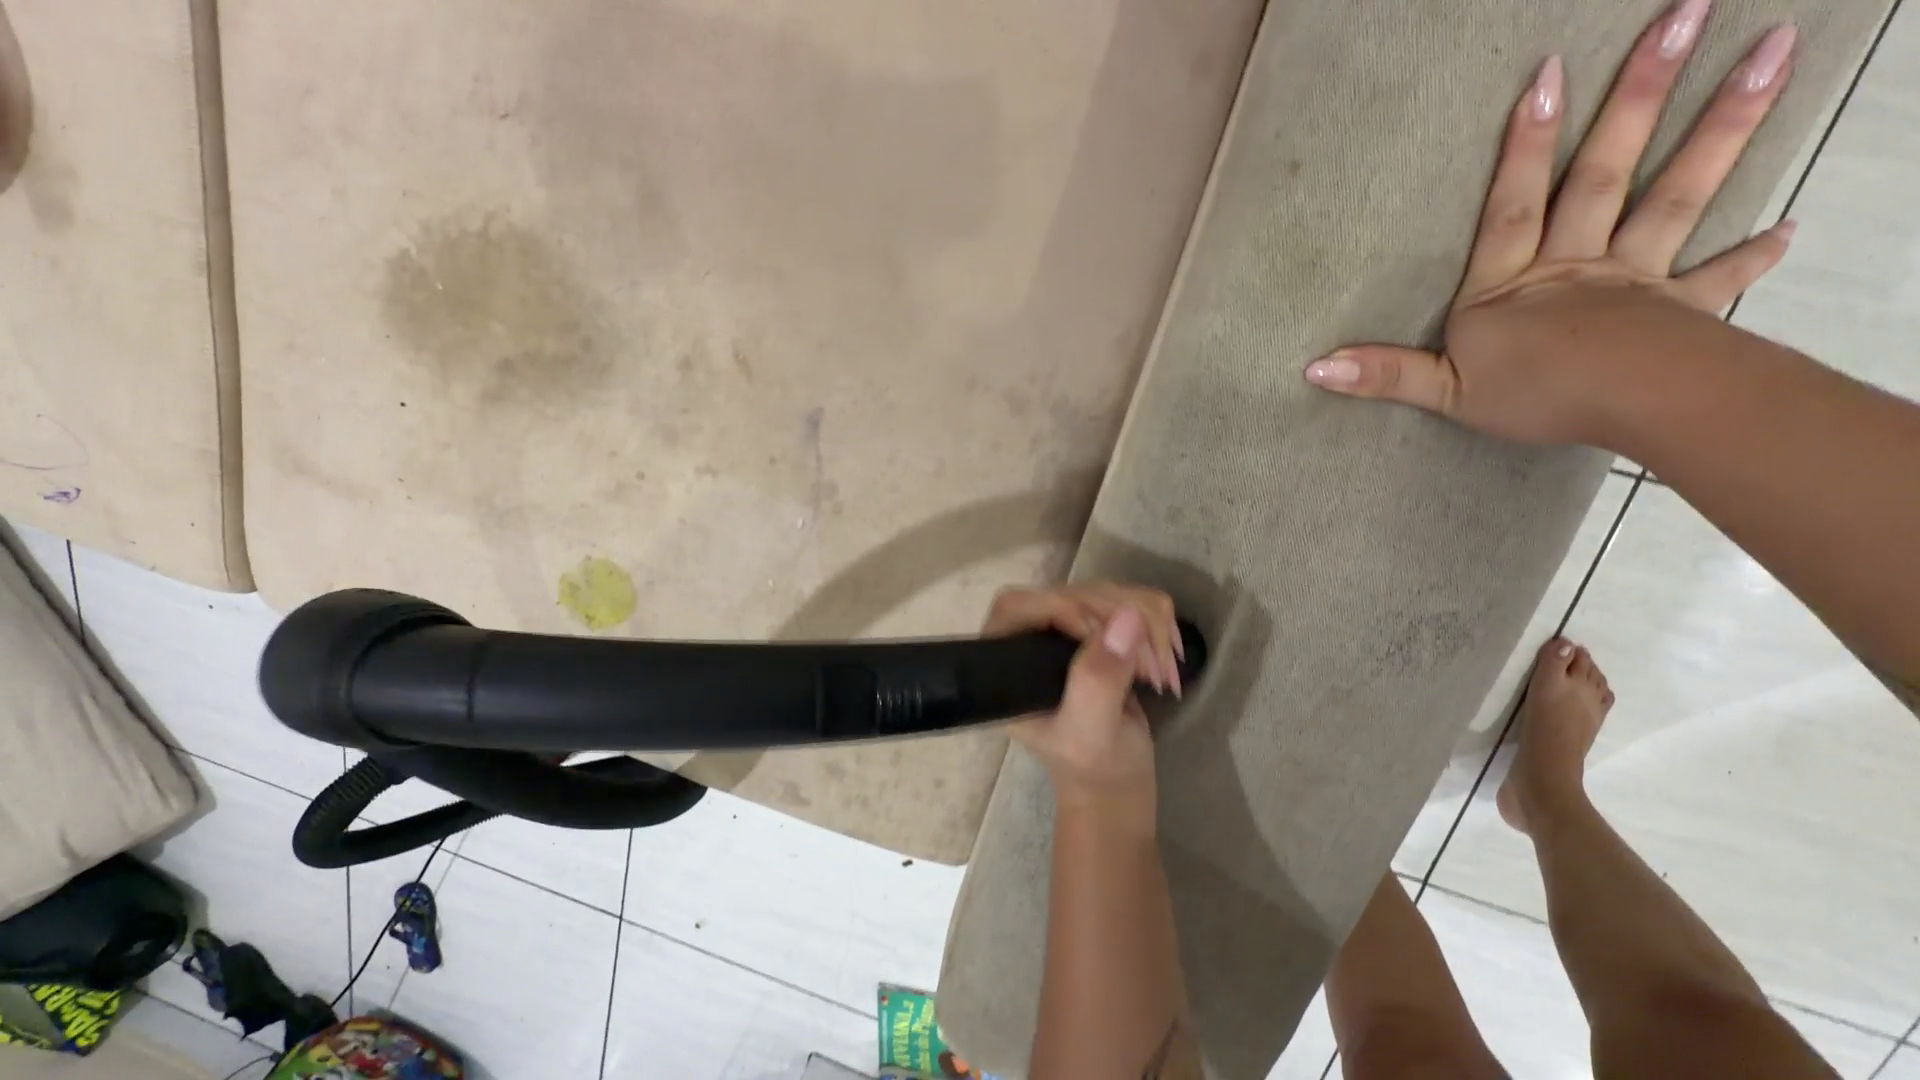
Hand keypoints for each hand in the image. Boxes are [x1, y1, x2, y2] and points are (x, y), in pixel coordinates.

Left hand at [981, 585, 1183, 832]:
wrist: (1118, 785)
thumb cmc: (1093, 768)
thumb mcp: (1091, 732)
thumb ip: (1099, 679)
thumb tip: (1126, 618)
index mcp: (1006, 663)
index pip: (1019, 606)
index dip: (1063, 608)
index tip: (1103, 640)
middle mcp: (1028, 640)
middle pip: (1071, 592)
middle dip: (1118, 621)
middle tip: (1153, 668)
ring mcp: (1063, 632)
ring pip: (1104, 593)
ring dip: (1145, 623)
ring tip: (1162, 673)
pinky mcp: (1096, 631)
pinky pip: (1127, 602)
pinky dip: (1156, 623)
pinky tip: (1166, 660)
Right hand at [1303, 5, 1798, 444]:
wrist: (1624, 406)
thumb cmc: (1533, 394)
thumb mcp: (1439, 390)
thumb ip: (1382, 374)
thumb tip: (1311, 369)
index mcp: (1511, 284)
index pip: (1513, 204)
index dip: (1526, 144)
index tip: (1550, 73)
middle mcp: (1574, 265)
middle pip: (1604, 174)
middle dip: (1640, 97)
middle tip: (1687, 16)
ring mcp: (1633, 280)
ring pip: (1676, 196)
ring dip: (1723, 128)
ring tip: (1772, 55)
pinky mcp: (1679, 310)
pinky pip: (1717, 277)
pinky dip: (1752, 254)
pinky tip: (1791, 227)